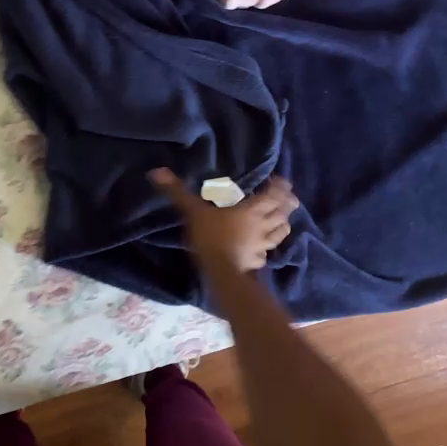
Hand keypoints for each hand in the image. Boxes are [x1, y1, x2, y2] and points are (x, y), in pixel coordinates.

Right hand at [150, 169, 296, 272]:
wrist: (222, 274)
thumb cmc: (211, 237)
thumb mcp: (193, 211)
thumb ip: (178, 192)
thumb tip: (158, 171)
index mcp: (252, 210)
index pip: (275, 195)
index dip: (281, 187)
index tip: (282, 181)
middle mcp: (263, 226)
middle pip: (283, 213)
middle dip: (288, 204)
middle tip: (288, 198)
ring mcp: (263, 246)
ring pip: (281, 232)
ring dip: (284, 224)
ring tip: (281, 220)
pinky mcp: (258, 261)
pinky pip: (268, 252)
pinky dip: (269, 247)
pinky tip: (264, 248)